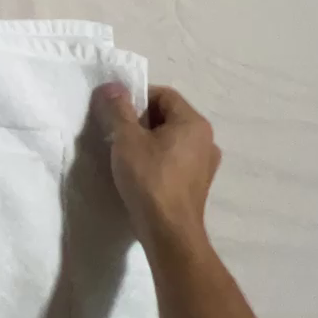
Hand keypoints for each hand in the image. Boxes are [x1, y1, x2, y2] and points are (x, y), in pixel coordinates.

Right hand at [93, 83, 220, 253]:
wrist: (168, 232)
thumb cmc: (149, 178)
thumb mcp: (126, 139)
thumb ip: (118, 109)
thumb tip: (112, 86)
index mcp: (194, 123)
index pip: (164, 95)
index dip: (137, 97)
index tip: (114, 112)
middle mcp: (206, 140)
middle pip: (168, 116)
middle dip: (140, 119)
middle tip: (116, 131)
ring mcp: (204, 165)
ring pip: (170, 139)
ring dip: (147, 139)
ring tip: (124, 152)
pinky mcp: (197, 184)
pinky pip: (174, 159)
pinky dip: (156, 158)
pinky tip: (138, 171)